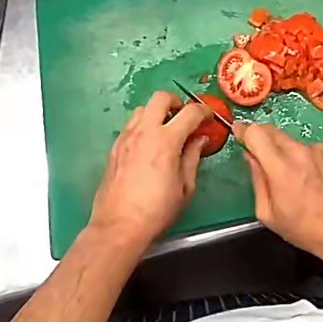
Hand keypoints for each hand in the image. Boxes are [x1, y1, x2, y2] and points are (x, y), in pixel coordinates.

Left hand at [86, 91, 209, 249]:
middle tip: (184, 116)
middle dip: (176, 101)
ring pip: (142, 108)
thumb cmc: (156, 210)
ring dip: (156, 113)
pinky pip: (130, 125)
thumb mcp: (184, 186)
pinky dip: (142, 126)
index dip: (203, 111)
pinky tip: (148, 144)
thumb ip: (193, 157)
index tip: (208, 117)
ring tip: (165, 130)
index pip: (189, 112)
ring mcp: (126, 137)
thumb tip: (199, 139)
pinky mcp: (114, 147)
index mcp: (165, 141)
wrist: (119, 225)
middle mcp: (143, 132)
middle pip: (160, 97)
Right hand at [240, 123, 322, 259]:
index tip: (237, 132)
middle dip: (259, 137)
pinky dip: (299, 155)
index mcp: (280, 167)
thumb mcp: (267, 212)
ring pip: (288, 139)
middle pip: (271, 130)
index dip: (243, 130)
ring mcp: (317, 149)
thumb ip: (256, 179)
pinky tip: (305, 174)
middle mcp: (299, 151)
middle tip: (256, 152)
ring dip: (280, 148)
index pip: (256, 133)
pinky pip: (305, 146)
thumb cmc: (302, 227)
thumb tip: (250, 157)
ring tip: (286, 172)